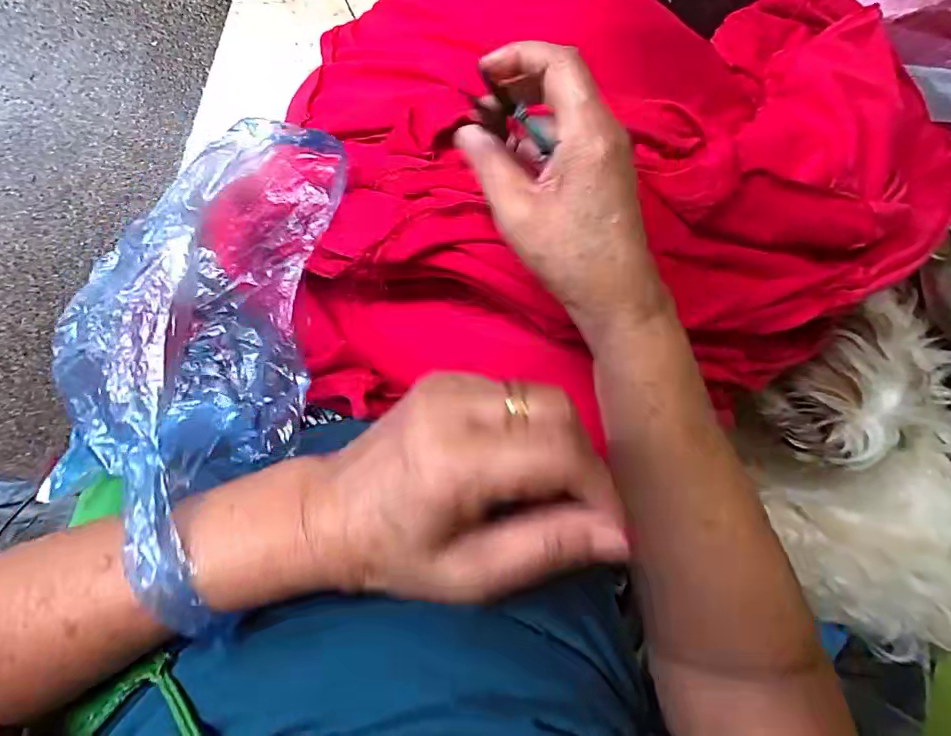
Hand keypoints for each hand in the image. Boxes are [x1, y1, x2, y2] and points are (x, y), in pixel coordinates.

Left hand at [300, 373, 628, 603]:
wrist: (331, 508)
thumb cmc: (395, 554)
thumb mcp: (470, 574)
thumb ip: (546, 547)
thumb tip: (619, 536)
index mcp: (456, 456)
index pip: (559, 452)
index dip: (600, 490)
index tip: (610, 530)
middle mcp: (455, 403)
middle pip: (558, 410)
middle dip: (586, 460)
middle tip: (584, 509)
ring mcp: (449, 381)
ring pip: (540, 395)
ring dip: (562, 439)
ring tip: (553, 488)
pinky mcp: (446, 376)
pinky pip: (513, 391)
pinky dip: (533, 424)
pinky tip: (519, 461)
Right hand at [456, 41, 671, 337]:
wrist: (618, 296)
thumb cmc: (568, 255)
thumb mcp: (515, 209)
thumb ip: (487, 160)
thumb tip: (466, 128)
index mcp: (589, 131)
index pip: (560, 61)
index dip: (517, 54)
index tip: (480, 74)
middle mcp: (604, 128)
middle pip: (560, 76)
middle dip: (514, 79)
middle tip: (477, 105)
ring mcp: (605, 145)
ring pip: (561, 101)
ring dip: (521, 104)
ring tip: (485, 126)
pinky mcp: (600, 162)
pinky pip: (565, 127)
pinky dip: (533, 128)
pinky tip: (507, 150)